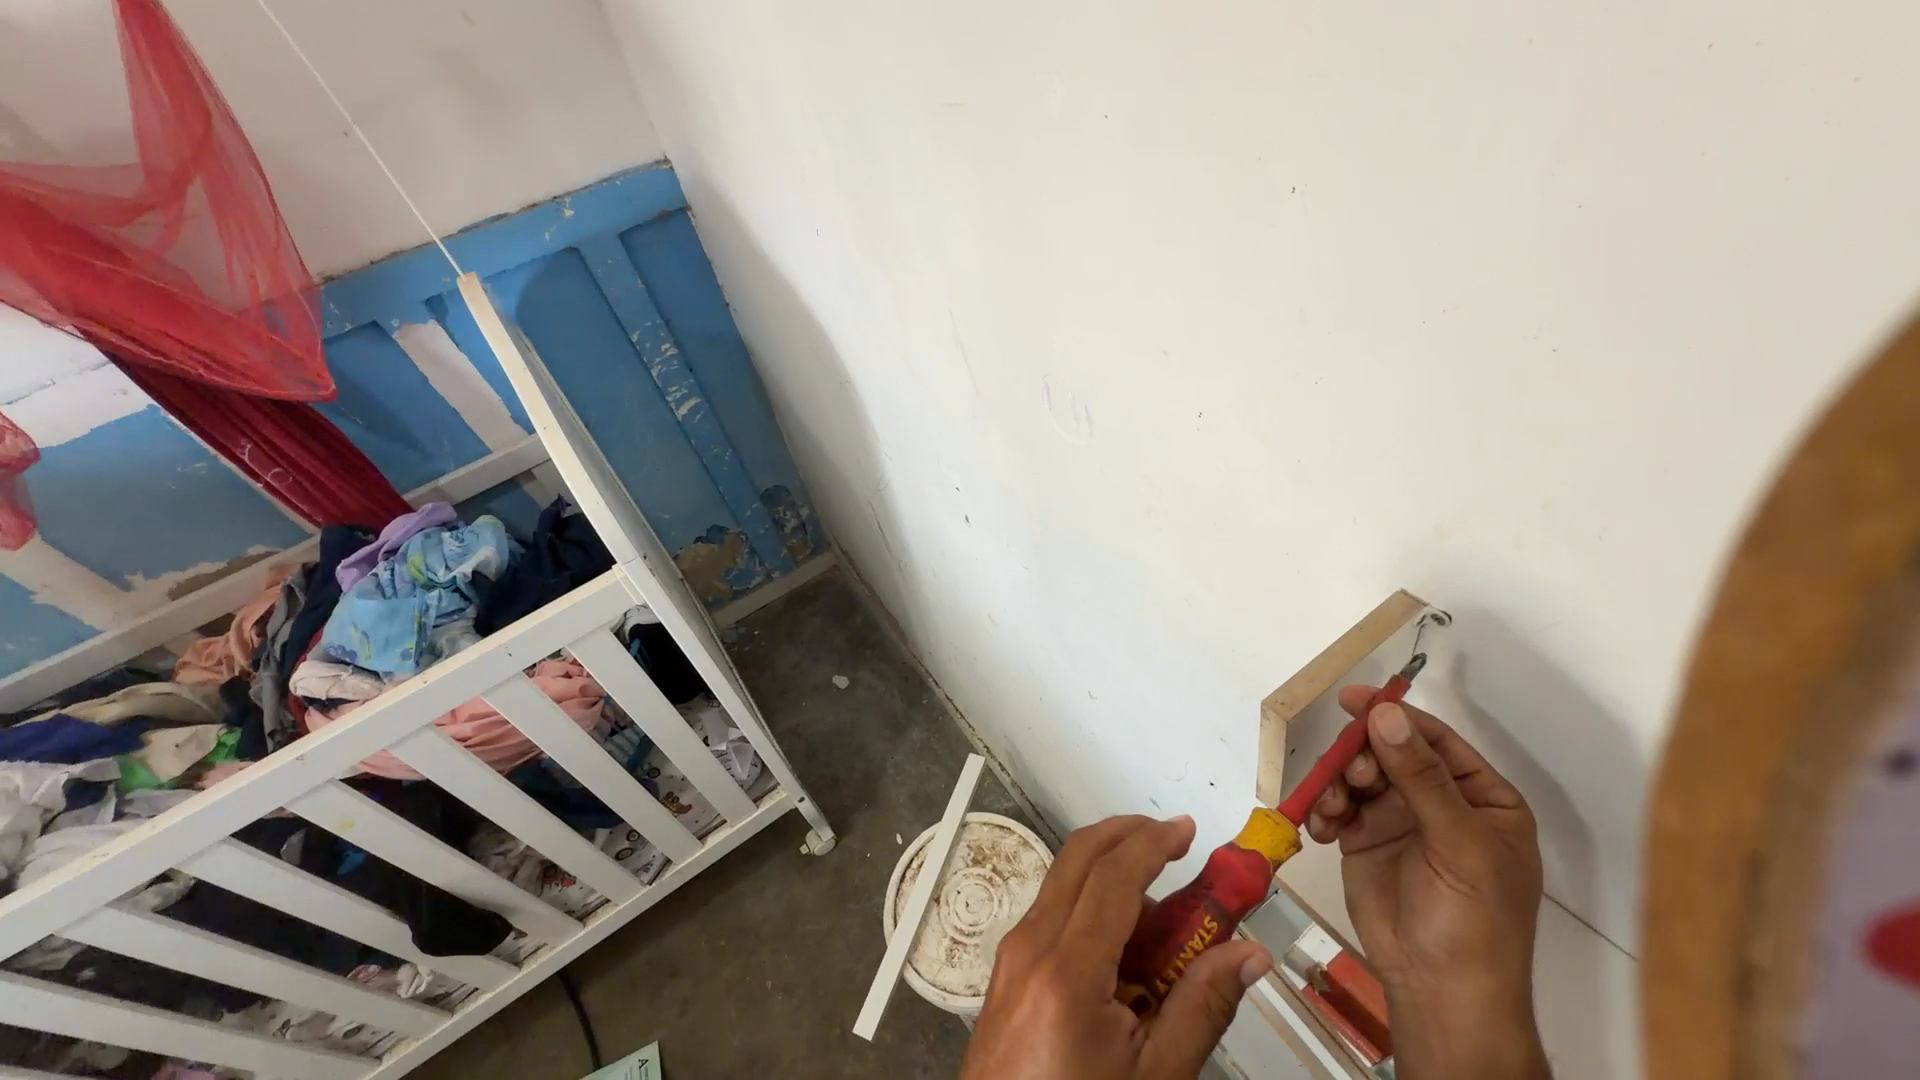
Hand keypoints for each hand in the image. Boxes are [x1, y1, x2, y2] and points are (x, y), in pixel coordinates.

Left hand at [961, 816, 1273, 1079]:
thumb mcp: (1155, 1079)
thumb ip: (1201, 1008)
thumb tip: (1249, 955)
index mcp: (1066, 971)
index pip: (1112, 877)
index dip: (1153, 843)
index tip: (1188, 830)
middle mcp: (1029, 947)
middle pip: (1078, 859)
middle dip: (1127, 837)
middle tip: (1176, 844)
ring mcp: (1012, 957)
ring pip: (1064, 885)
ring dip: (1113, 877)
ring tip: (1167, 920)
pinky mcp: (1007, 972)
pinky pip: (1053, 916)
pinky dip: (1092, 909)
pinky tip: (1129, 952)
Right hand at [1307, 688, 1550, 1078]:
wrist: (1439, 989)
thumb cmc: (1472, 920)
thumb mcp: (1459, 844)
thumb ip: (1421, 777)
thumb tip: (1386, 714)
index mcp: (1479, 797)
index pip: (1433, 740)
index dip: (1394, 716)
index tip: (1351, 700)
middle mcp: (1437, 801)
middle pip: (1386, 751)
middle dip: (1360, 756)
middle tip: (1349, 776)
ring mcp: (1397, 819)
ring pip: (1356, 775)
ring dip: (1338, 783)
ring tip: (1333, 808)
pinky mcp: (1362, 839)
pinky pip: (1336, 806)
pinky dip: (1324, 809)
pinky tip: (1322, 827)